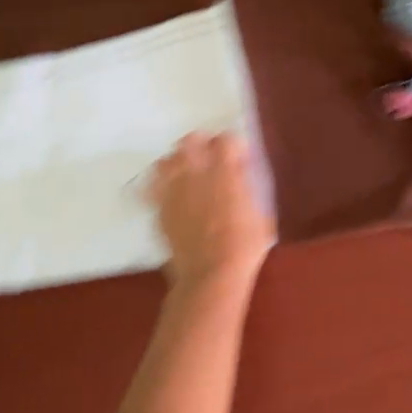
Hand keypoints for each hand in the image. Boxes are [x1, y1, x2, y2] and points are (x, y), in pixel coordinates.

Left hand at [145, 133, 276, 289]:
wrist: (212, 273)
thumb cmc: (246, 245)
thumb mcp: (261, 211)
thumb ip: (248, 187)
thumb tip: (242, 174)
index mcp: (226, 171)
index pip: (225, 139)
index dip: (233, 144)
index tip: (239, 155)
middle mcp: (196, 173)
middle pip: (190, 140)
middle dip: (200, 144)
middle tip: (210, 157)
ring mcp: (173, 190)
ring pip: (166, 161)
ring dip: (177, 163)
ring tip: (186, 174)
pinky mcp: (159, 209)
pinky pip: (151, 187)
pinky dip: (159, 186)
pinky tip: (168, 193)